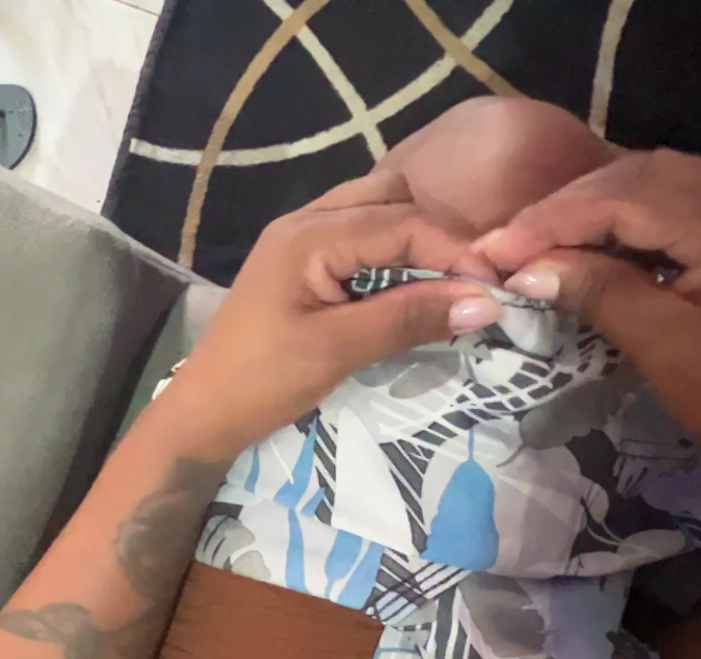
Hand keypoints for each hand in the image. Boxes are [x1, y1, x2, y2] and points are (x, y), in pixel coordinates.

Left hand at [152, 171, 503, 461]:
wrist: (204, 413)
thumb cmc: (262, 382)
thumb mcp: (338, 350)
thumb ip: (408, 319)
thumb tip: (486, 303)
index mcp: (309, 235)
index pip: (402, 223)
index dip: (455, 252)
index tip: (496, 289)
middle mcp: (304, 222)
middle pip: (390, 202)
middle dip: (439, 235)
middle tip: (475, 280)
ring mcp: (298, 242)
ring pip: (373, 217)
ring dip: (415, 241)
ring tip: (451, 281)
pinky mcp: (298, 267)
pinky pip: (356, 242)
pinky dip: (391, 256)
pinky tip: (411, 283)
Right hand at [476, 150, 700, 474]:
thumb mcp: (664, 345)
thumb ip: (600, 291)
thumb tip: (528, 269)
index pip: (629, 195)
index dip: (554, 218)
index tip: (496, 247)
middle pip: (648, 173)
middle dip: (571, 204)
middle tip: (511, 240)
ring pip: (667, 182)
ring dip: (599, 206)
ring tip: (541, 239)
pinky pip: (688, 204)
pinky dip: (634, 218)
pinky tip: (596, 241)